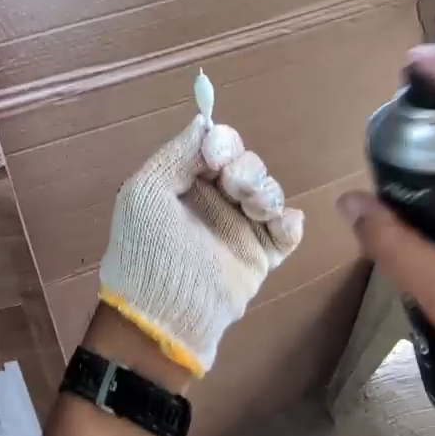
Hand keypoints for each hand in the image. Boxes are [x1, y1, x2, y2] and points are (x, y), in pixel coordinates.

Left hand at [99, 115, 303, 376]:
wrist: (162, 314)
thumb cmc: (145, 248)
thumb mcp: (145, 192)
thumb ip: (175, 154)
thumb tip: (202, 121)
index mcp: (186, 181)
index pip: (217, 146)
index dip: (222, 143)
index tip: (214, 157)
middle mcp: (215, 199)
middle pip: (247, 163)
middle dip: (245, 168)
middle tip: (232, 186)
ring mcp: (240, 227)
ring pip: (269, 190)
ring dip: (266, 191)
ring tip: (253, 209)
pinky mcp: (261, 256)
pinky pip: (287, 230)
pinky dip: (290, 222)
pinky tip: (281, 225)